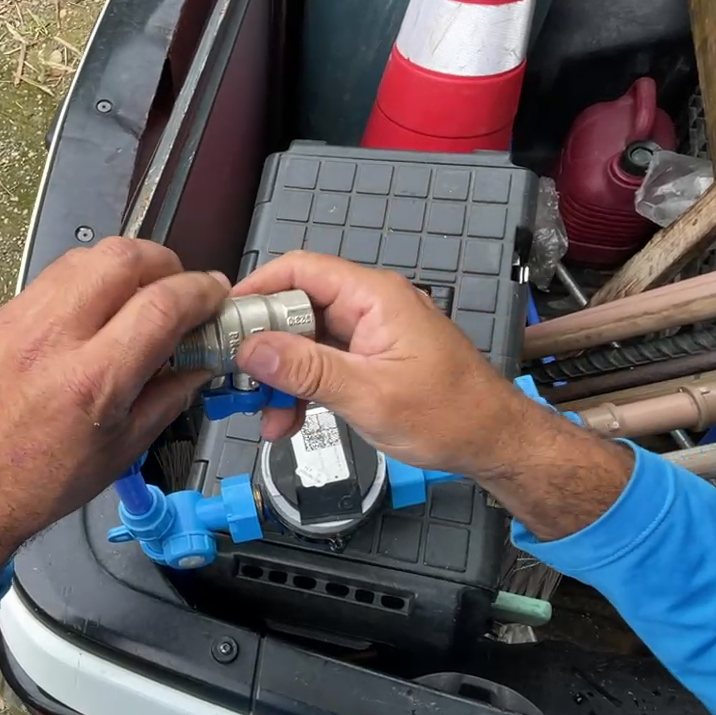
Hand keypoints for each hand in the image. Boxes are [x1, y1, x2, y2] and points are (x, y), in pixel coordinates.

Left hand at [0, 239, 228, 600]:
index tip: (213, 295)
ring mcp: (17, 324)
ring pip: (84, 256)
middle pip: (121, 258)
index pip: (159, 306)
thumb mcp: (126, 446)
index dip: (199, 292)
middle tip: (178, 288)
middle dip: (165, 263)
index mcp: (91, 382)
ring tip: (138, 296)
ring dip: (125, 266)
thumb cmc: (46, 481)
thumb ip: (171, 393)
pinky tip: (96, 311)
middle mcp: (50, 342)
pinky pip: (52, 278)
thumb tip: (202, 358)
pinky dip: (86, 282)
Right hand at [232, 252, 631, 539]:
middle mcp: (367, 307)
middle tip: (233, 376)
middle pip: (296, 308)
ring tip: (266, 416)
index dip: (256, 289)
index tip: (222, 320)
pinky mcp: (367, 360)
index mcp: (373, 297)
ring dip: (280, 377)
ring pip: (303, 342)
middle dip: (263, 345)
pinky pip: (320, 365)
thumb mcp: (369, 395)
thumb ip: (306, 369)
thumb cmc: (447, 416)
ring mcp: (367, 334)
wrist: (493, 443)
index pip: (300, 270)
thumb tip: (250, 349)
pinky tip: (286, 421)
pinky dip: (300, 390)